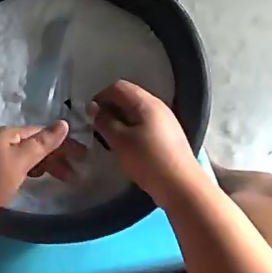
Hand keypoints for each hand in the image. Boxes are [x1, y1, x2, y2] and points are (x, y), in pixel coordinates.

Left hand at [0, 121, 70, 225]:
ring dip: (47, 165)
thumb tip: (64, 123)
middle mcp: (1, 142)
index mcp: (7, 134)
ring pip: (28, 157)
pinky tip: (40, 178)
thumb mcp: (20, 160)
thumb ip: (42, 143)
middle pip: (35, 144)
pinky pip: (20, 167)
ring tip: (65, 178)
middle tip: (76, 171)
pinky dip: (33, 171)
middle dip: (57, 156)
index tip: (82, 154)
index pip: (41, 133)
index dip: (63, 142)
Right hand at [90, 80, 206, 201]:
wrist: (181, 185)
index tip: (91, 115)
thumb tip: (93, 107)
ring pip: (137, 110)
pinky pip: (145, 121)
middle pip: (129, 96)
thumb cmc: (147, 160)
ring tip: (111, 136)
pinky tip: (129, 144)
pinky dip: (132, 127)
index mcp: (145, 102)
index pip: (118, 87)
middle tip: (99, 126)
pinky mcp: (169, 134)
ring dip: (121, 118)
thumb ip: (104, 121)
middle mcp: (158, 105)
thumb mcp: (119, 140)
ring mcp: (166, 119)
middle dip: (111, 107)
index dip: (100, 97)